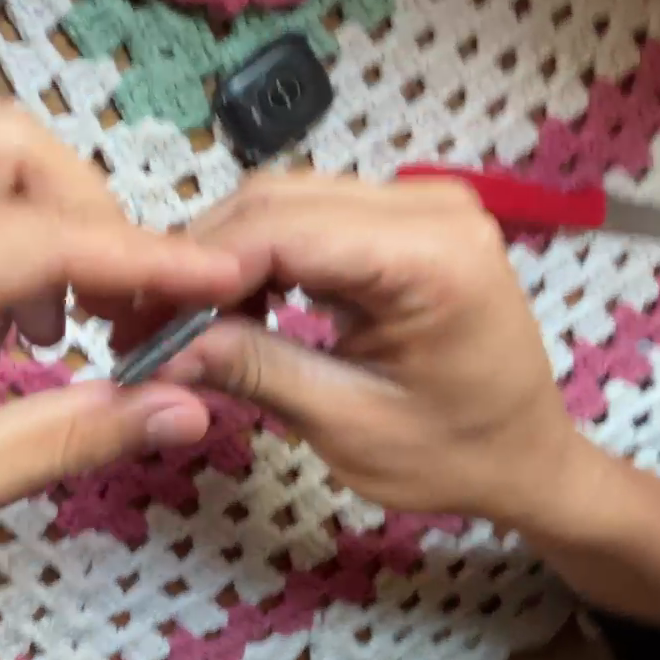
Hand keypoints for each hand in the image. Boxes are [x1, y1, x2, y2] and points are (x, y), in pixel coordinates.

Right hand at [148, 173, 583, 526]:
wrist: (523, 456)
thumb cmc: (453, 455)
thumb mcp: (347, 425)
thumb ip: (254, 371)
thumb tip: (160, 352)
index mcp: (432, 256)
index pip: (282, 230)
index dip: (198, 269)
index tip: (136, 320)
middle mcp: (426, 205)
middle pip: (273, 203)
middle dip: (196, 262)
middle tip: (140, 324)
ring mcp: (413, 204)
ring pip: (277, 204)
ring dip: (217, 260)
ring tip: (176, 320)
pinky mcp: (394, 220)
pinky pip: (301, 221)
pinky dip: (252, 260)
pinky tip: (228, 306)